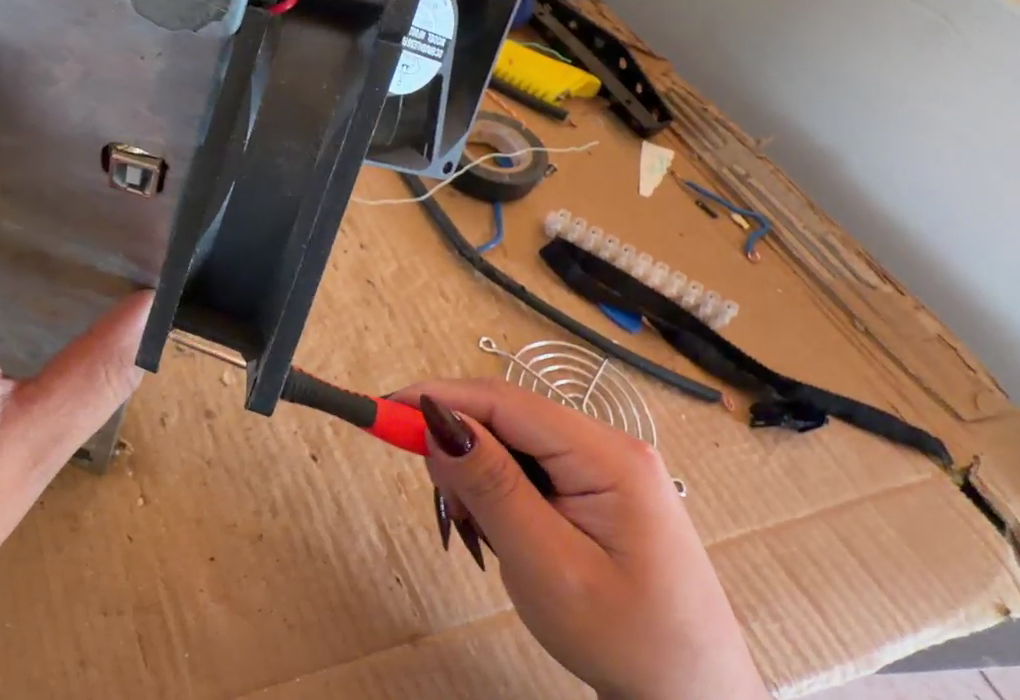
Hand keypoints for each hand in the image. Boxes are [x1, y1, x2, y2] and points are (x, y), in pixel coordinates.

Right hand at [392, 380, 766, 699]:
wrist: (689, 699)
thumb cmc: (625, 637)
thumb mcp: (547, 564)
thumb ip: (491, 485)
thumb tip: (434, 418)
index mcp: (608, 456)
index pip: (501, 401)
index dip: (434, 399)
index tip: (378, 414)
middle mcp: (607, 446)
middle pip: (503, 416)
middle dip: (456, 446)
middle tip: (444, 506)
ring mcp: (604, 467)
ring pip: (509, 441)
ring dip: (475, 475)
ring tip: (481, 533)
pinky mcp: (595, 488)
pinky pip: (525, 466)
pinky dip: (495, 490)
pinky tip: (502, 531)